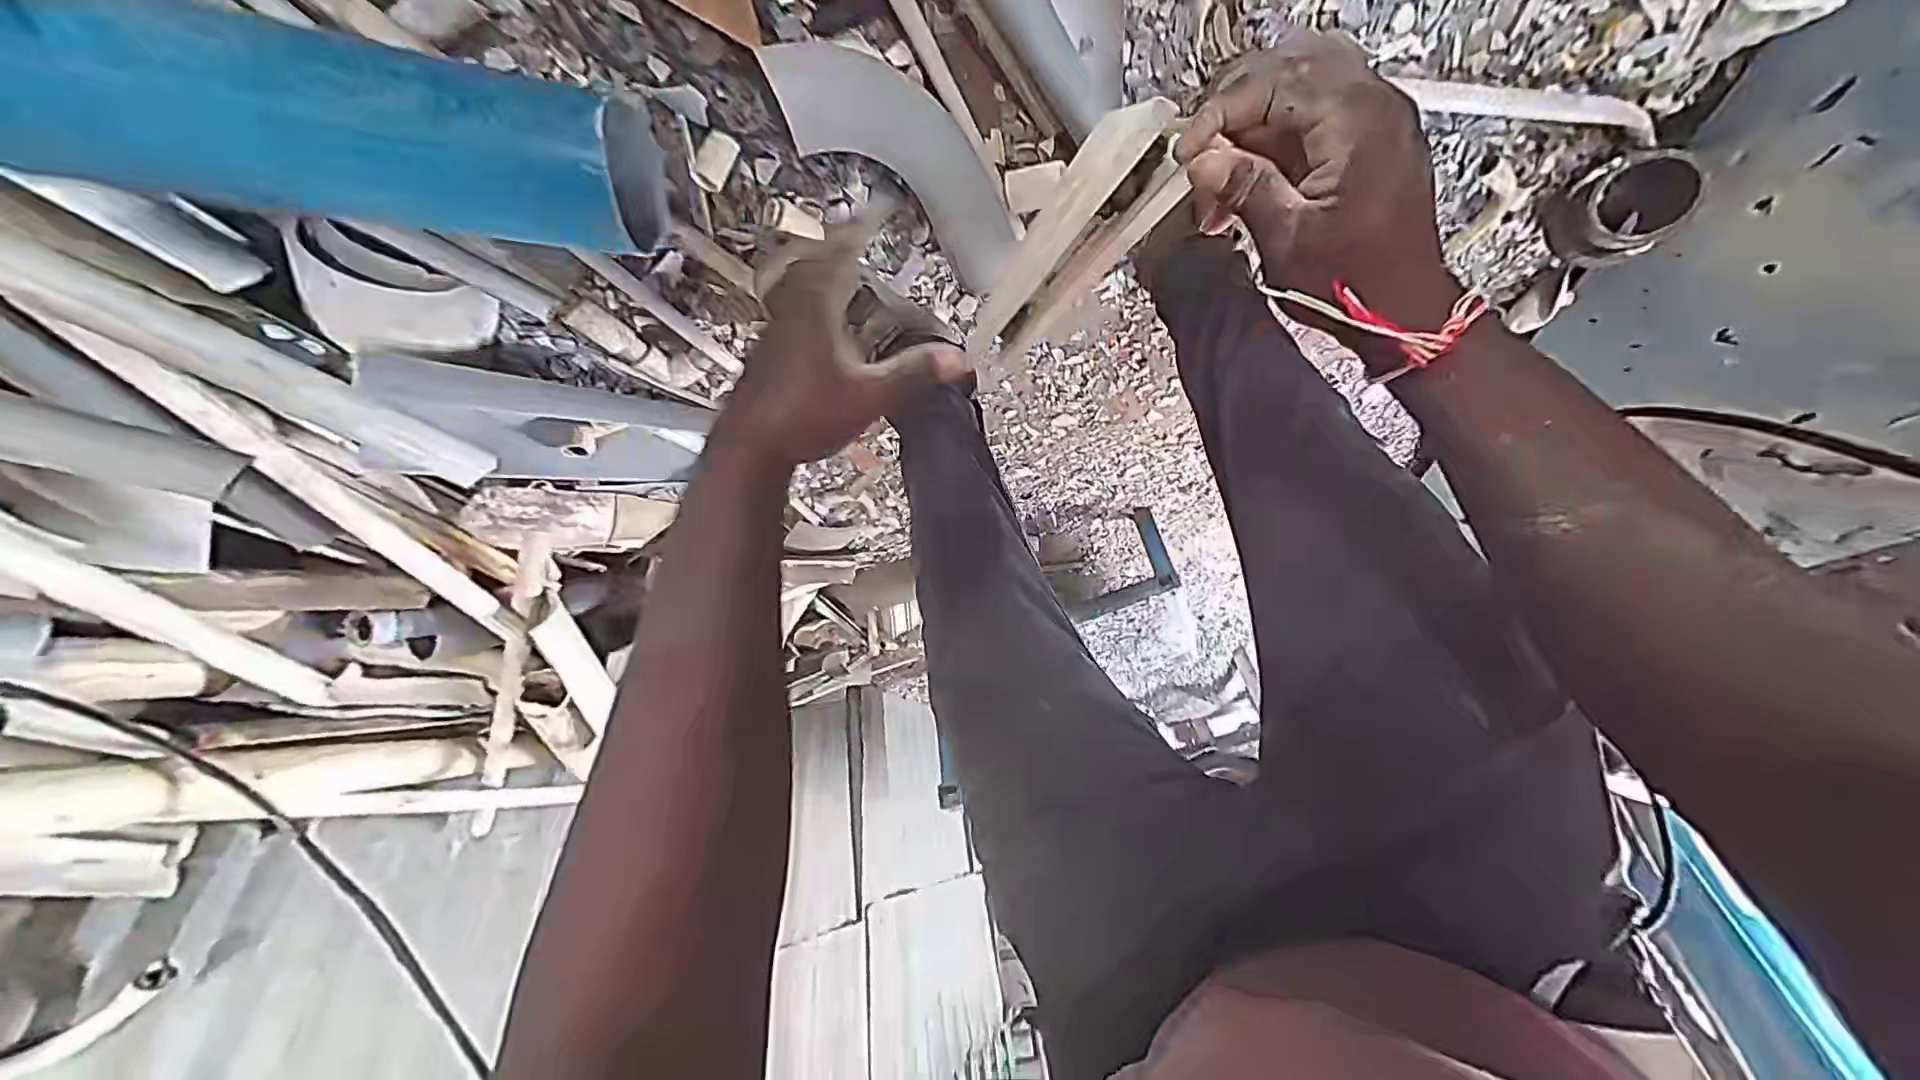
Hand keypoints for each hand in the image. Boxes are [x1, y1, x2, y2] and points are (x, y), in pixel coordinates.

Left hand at [717, 229, 967, 466]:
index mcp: (816, 312)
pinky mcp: (767, 361)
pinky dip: (809, 317)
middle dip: (834, 257)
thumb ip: (913, 373)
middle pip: (812, 271)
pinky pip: (790, 323)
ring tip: (839, 287)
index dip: (853, 237)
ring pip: (798, 297)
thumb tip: (954, 358)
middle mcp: (790, 317)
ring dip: (820, 286)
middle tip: (850, 247)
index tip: (864, 220)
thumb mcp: (871, 395)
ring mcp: (774, 338)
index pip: (837, 259)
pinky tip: (820, 341)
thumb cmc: (804, 415)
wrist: (752, 447)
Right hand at [1173, 32, 1463, 368]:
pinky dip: (1266, 156)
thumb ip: (1244, 189)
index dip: (1219, 113)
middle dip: (1230, 120)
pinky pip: (1304, 133)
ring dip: (1245, 140)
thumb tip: (1204, 160)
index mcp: (1357, 120)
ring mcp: (1370, 127)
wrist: (1401, 312)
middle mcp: (1371, 110)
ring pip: (1291, 104)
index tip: (1187, 151)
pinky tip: (1240, 196)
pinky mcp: (1361, 152)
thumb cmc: (1358, 284)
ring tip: (1216, 190)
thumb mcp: (1287, 239)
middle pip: (1285, 78)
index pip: (1274, 81)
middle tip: (1198, 162)